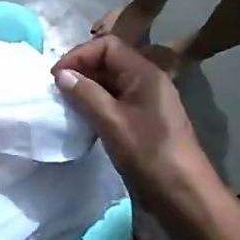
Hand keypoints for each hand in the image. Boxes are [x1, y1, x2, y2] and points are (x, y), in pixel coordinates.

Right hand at [53, 36, 219, 210]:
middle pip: (109, 61)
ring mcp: (145, 102)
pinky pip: (114, 101)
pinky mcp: (142, 121)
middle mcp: (147, 81)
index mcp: (145, 74)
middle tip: (56, 90)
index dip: (80, 55)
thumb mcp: (112, 122)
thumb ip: (86, 94)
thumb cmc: (149, 153)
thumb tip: (62, 75)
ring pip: (110, 83)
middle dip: (81, 70)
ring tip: (64, 103)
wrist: (182, 193)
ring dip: (86, 88)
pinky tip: (81, 117)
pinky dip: (95, 104)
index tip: (56, 76)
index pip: (108, 46)